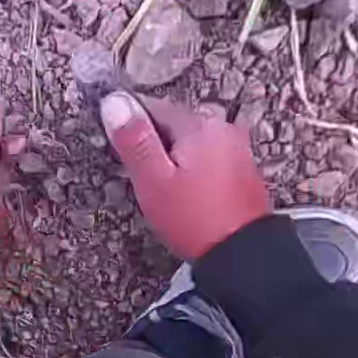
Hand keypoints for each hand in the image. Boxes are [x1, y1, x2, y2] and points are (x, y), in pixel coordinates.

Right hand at [100, 91, 269, 258]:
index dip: (132, 128)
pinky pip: (208, 162)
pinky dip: (193, 173)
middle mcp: (223, 130)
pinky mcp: (242, 173)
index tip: (121, 148)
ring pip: (192, 145)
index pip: (154, 108)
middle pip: (175, 127)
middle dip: (155, 147)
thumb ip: (135, 140)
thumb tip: (114, 103)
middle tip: (142, 177)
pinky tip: (186, 197)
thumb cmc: (197, 221)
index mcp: (200, 125)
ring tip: (164, 191)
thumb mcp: (154, 180)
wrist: (243, 254)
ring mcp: (236, 151)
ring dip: (175, 161)